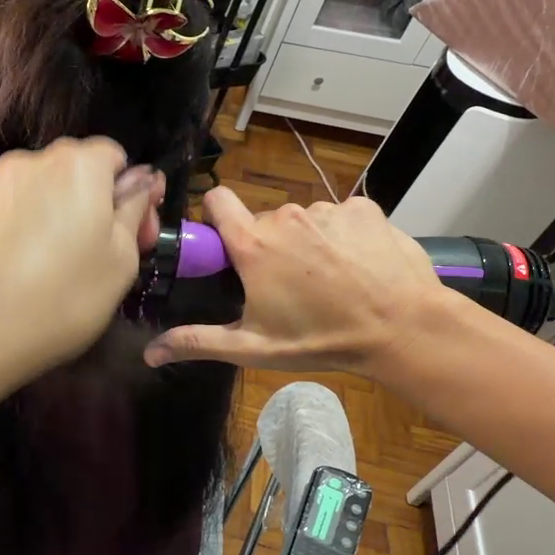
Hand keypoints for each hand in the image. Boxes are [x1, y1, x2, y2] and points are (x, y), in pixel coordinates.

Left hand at [0, 137, 159, 398]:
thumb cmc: (60, 300)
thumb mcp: (121, 263)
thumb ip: (134, 212)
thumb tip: (140, 183)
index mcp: (76, 165)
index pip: (113, 157)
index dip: (129, 194)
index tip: (135, 237)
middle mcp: (25, 163)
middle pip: (69, 173)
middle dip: (88, 205)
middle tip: (96, 258)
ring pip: (29, 194)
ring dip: (46, 219)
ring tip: (47, 271)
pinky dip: (9, 236)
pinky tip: (9, 276)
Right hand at [143, 188, 444, 373]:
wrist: (405, 328)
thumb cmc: (321, 339)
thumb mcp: (253, 347)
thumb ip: (197, 342)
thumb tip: (149, 353)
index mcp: (253, 245)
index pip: (216, 201)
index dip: (214, 218)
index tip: (221, 246)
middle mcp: (286, 217)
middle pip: (261, 221)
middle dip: (264, 247)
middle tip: (282, 285)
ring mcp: (328, 210)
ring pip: (301, 220)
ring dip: (304, 242)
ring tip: (325, 278)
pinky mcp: (364, 208)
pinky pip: (338, 216)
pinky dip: (340, 235)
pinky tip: (354, 265)